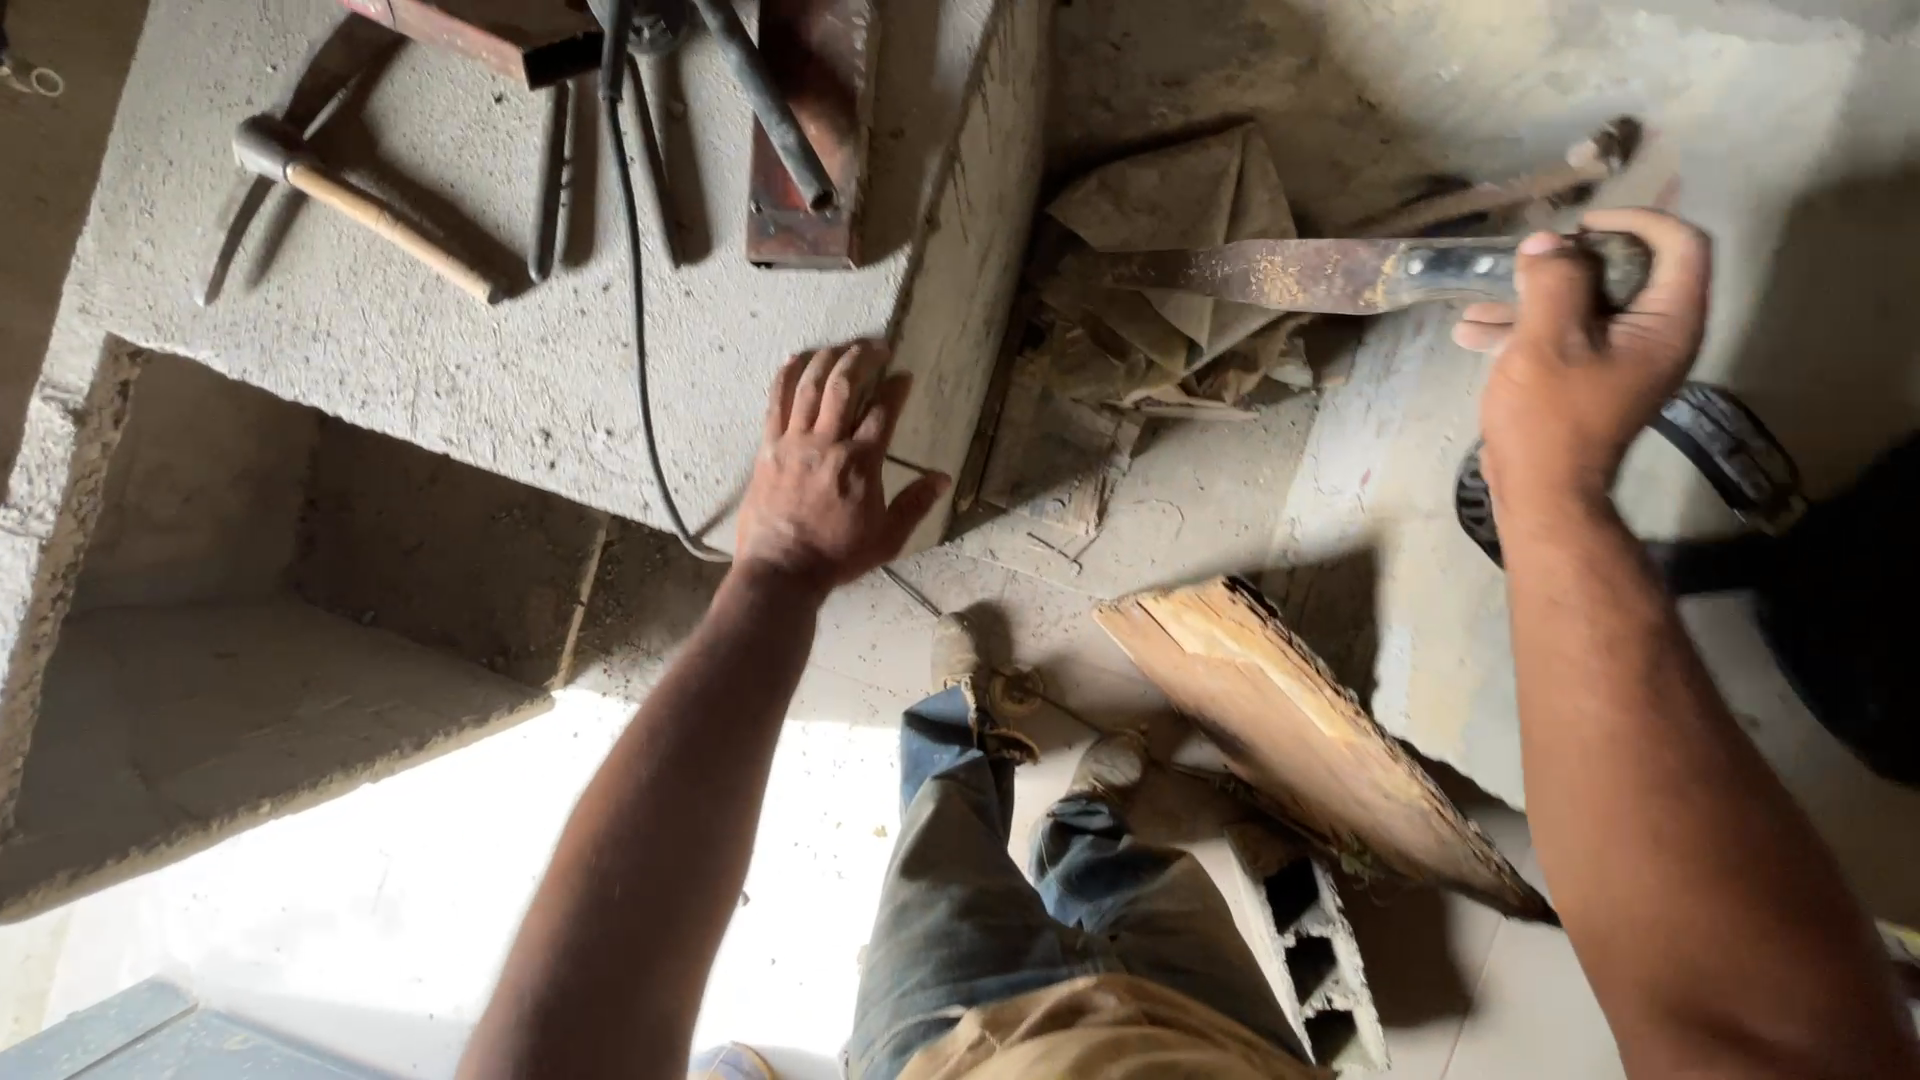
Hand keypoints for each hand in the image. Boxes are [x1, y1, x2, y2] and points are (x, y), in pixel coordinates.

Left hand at [734, 340, 949, 596]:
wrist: (782, 571)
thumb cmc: (837, 557)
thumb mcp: (888, 538)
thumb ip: (915, 504)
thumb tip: (942, 478)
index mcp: (861, 464)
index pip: (883, 412)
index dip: (896, 388)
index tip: (904, 375)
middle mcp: (828, 444)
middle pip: (845, 386)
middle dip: (863, 358)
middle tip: (877, 346)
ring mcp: (794, 443)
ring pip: (810, 386)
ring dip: (829, 359)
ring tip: (843, 345)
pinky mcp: (768, 448)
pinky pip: (775, 403)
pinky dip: (786, 376)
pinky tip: (795, 358)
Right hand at [1453, 208, 1711, 511]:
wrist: (1541, 490)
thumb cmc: (1549, 416)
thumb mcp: (1545, 343)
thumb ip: (1552, 283)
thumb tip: (1546, 243)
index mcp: (1667, 322)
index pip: (1680, 244)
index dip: (1633, 222)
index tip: (1577, 228)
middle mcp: (1655, 336)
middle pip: (1624, 274)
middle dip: (1564, 266)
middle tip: (1522, 265)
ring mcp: (1619, 362)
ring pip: (1582, 310)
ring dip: (1529, 302)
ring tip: (1474, 307)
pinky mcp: (1586, 381)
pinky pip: (1561, 341)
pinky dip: (1522, 333)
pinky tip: (1471, 335)